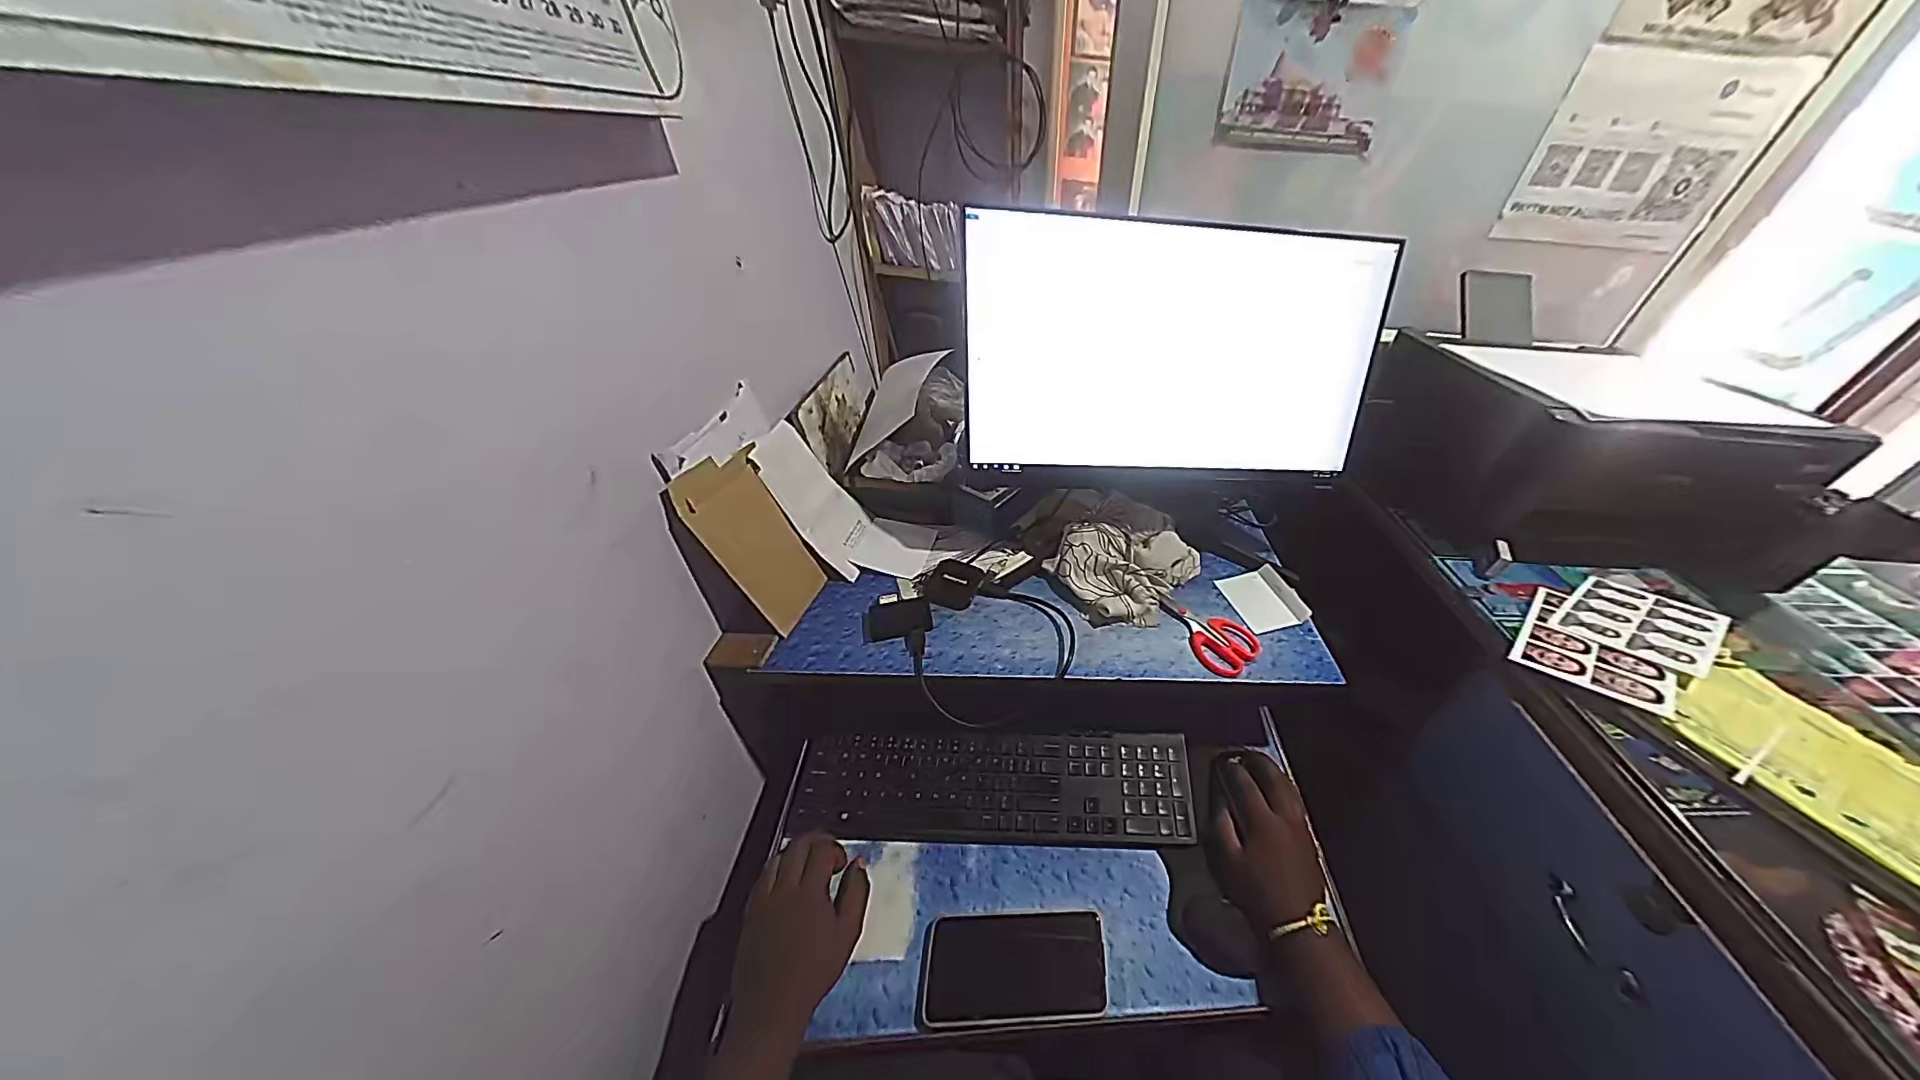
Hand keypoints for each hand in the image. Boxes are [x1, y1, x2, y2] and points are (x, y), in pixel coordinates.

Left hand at [727, 832, 869, 1043]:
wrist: (773, 1004)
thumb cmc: (811, 974)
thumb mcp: (848, 933)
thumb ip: (857, 892)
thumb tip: (859, 866)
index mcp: (809, 892)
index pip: (821, 849)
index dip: (836, 848)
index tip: (842, 861)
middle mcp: (783, 889)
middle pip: (798, 845)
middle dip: (817, 842)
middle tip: (829, 854)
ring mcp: (763, 898)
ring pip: (779, 855)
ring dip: (796, 853)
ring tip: (809, 867)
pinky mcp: (750, 910)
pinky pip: (763, 875)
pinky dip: (778, 868)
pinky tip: (787, 882)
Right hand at [1205, 752, 1324, 931]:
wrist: (1296, 924)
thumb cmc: (1258, 896)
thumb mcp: (1228, 862)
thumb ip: (1221, 828)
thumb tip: (1220, 805)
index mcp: (1262, 822)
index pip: (1244, 783)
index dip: (1230, 770)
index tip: (1221, 764)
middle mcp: (1285, 819)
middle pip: (1272, 778)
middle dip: (1256, 762)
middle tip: (1243, 754)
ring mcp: (1301, 828)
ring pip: (1289, 788)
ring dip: (1274, 772)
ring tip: (1261, 765)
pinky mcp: (1309, 838)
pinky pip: (1296, 801)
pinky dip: (1285, 787)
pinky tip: (1278, 790)